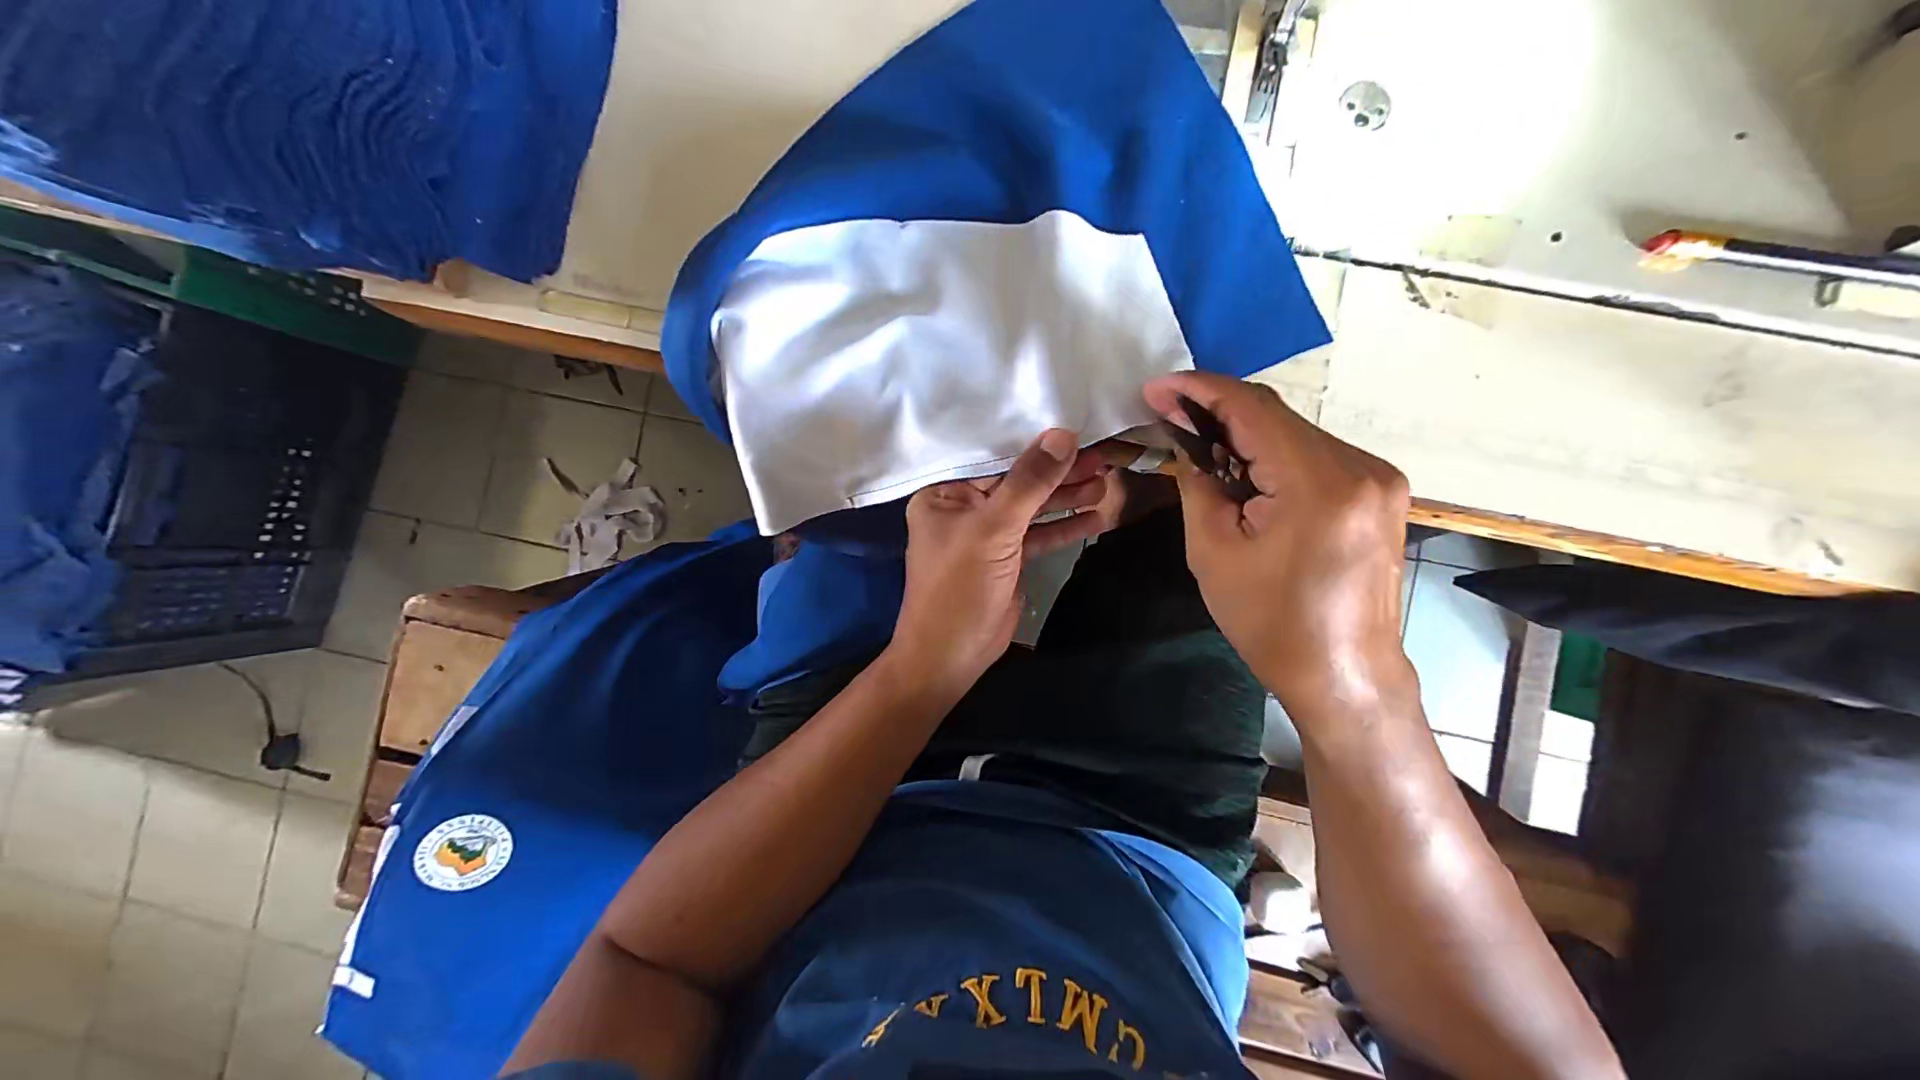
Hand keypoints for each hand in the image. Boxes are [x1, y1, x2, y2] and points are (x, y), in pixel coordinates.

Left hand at [887, 430, 1117, 693]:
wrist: (951, 655)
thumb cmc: (960, 586)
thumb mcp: (993, 528)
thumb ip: (1029, 483)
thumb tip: (1063, 435)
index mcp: (944, 493)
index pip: (992, 457)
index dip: (1033, 444)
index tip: (1075, 428)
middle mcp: (963, 508)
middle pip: (1018, 481)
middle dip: (1058, 473)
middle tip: (1101, 458)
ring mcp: (987, 534)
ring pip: (1032, 508)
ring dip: (1067, 498)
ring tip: (1106, 483)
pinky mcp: (1006, 557)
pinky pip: (1038, 534)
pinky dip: (1064, 527)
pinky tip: (1095, 516)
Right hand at [1143, 372, 1413, 716]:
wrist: (1342, 673)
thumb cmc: (1270, 622)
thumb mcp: (1213, 552)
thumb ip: (1198, 485)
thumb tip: (1185, 443)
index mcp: (1318, 483)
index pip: (1253, 410)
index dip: (1199, 390)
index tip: (1157, 387)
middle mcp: (1360, 467)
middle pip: (1276, 417)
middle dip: (1217, 411)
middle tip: (1168, 415)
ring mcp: (1378, 478)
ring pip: (1295, 434)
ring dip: (1244, 434)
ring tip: (1198, 446)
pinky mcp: (1379, 492)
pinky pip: (1315, 455)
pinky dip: (1273, 454)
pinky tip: (1243, 470)